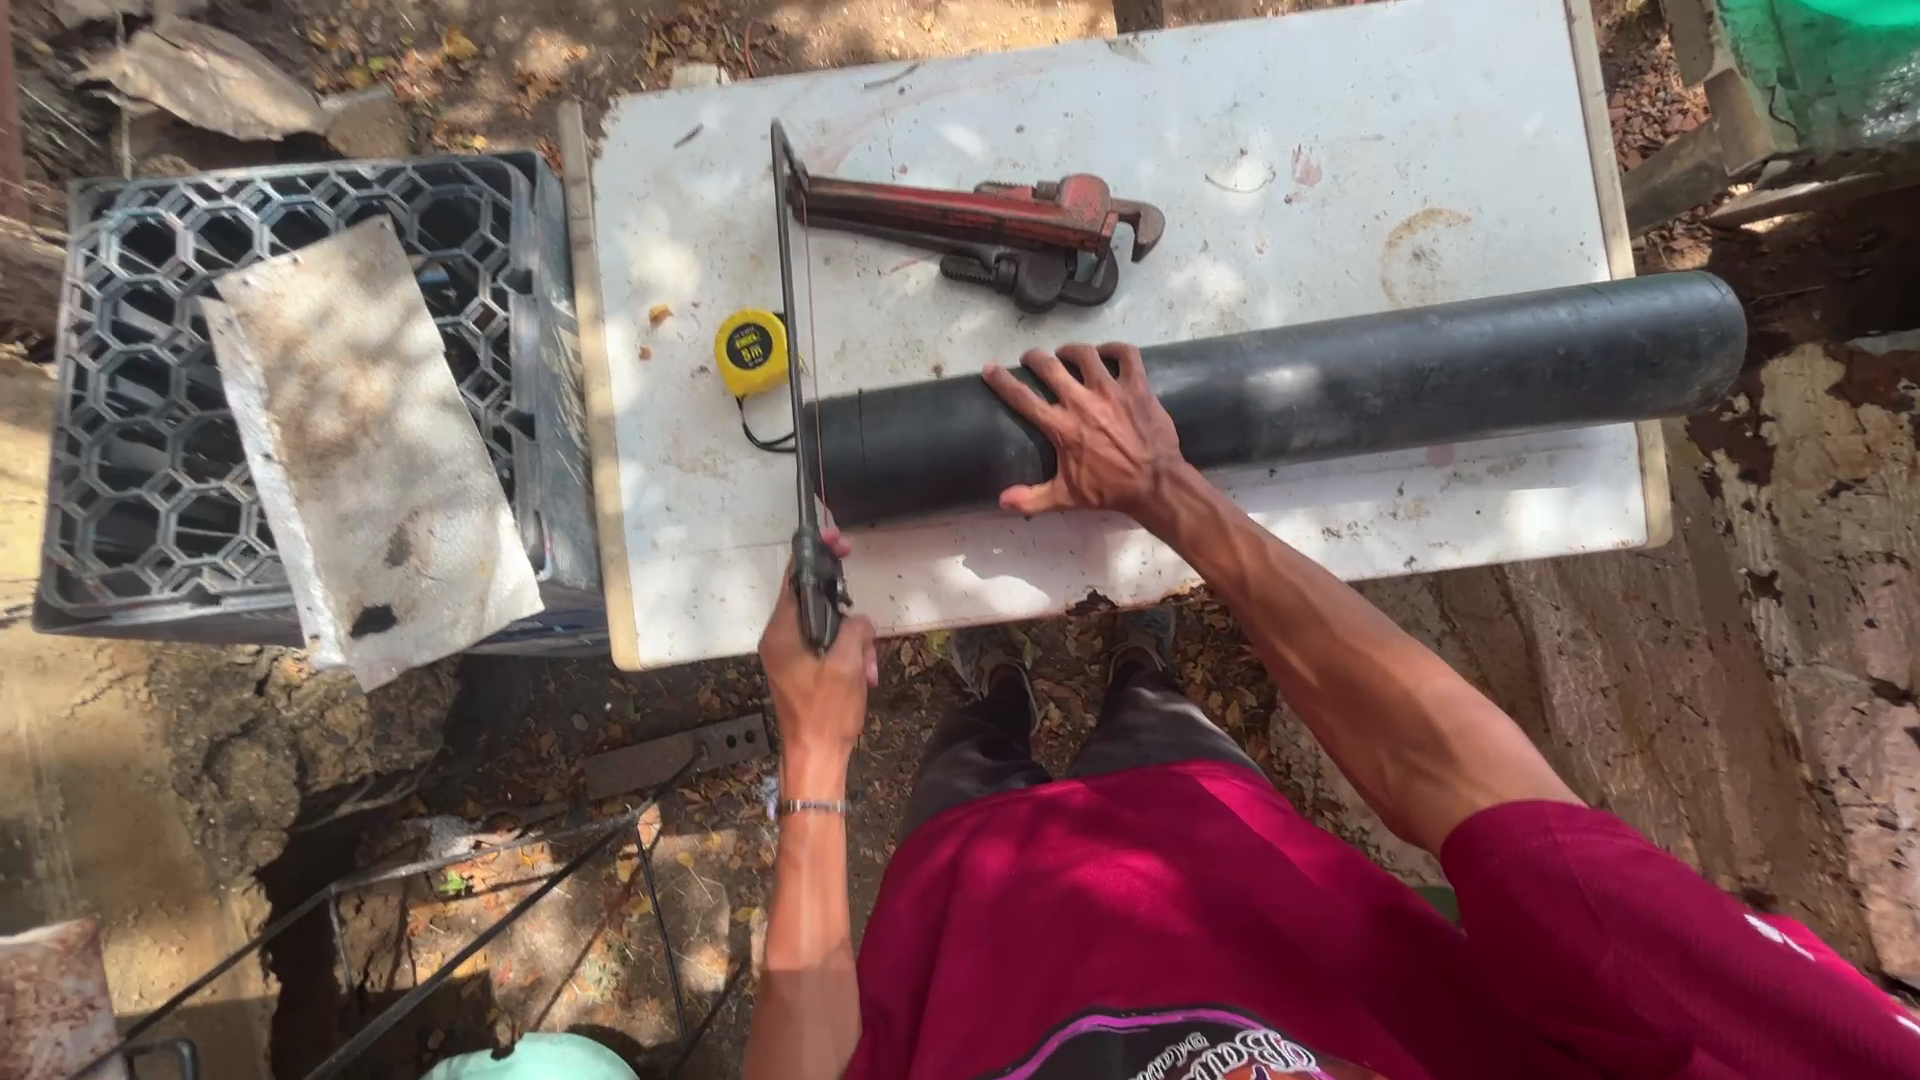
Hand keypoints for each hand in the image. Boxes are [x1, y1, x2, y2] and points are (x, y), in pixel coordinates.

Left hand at [759, 528, 877, 773]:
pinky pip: (829, 648)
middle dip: (848, 616)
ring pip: (829, 629)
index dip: (816, 555)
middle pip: (816, 604)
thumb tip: (860, 620)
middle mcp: (780, 639)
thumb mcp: (847, 666)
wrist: (816, 759)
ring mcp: (791, 655)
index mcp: (782, 633)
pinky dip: (849, 657)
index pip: (796, 579)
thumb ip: (855, 630)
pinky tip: (865, 677)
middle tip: (867, 629)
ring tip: (868, 670)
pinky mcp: (803, 669)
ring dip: (855, 643)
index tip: (836, 539)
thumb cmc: (826, 713)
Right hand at [982, 342, 1184, 523]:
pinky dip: (1115, 348)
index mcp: (1062, 427)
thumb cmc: (1109, 490)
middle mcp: (1082, 402)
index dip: (1002, 381)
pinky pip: (1126, 355)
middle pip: (1050, 367)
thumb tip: (1002, 500)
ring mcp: (1112, 391)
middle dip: (1035, 357)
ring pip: (1086, 355)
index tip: (990, 369)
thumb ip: (1032, 499)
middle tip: (1031, 358)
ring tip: (1065, 353)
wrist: (1154, 484)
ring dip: (1071, 350)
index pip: (1023, 398)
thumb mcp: (1066, 498)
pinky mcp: (1137, 387)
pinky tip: (1107, 351)